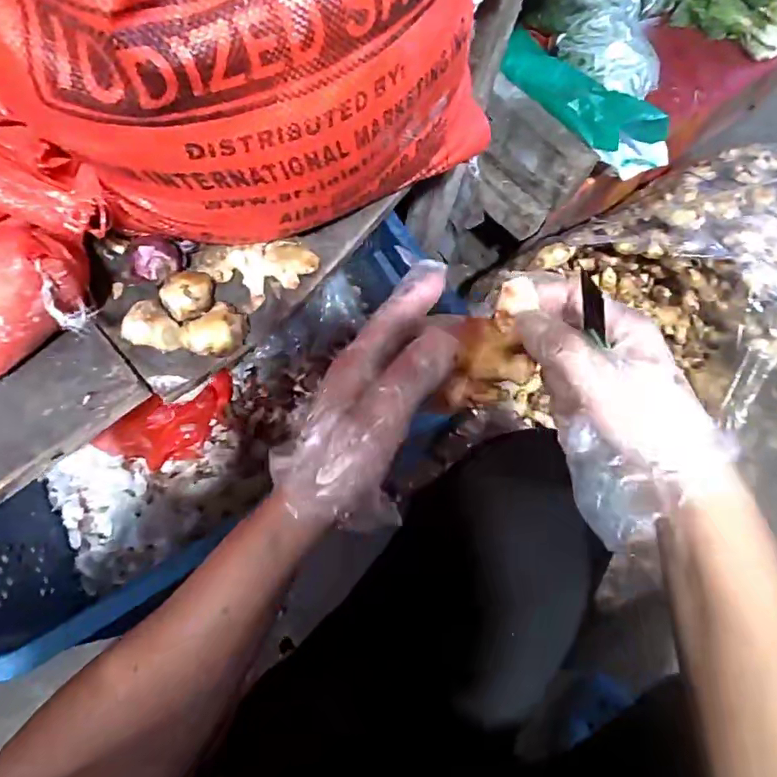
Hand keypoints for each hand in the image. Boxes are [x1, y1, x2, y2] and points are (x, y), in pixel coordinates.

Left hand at [269, 262, 458, 529]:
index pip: (390, 319)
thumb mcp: (382, 414)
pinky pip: (397, 379)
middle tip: (466, 318)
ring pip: (396, 356)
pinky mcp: (361, 412)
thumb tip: (445, 335)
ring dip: (426, 345)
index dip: (415, 296)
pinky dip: (421, 373)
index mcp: (357, 362)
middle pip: (395, 334)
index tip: (440, 274)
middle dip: (428, 320)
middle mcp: (355, 368)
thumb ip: (411, 373)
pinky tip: (435, 383)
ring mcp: (355, 391)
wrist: (310, 502)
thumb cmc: (345, 458)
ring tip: (457, 343)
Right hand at [503, 273, 739, 547]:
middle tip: (504, 339)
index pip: (573, 294)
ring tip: (531, 374)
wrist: (669, 485)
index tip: (502, 303)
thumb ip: (556, 343)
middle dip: (534, 331)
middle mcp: (607, 344)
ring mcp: (596, 375)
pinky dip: (548, 390)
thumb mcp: (598, 375)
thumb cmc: (642, 420)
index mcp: (622, 326)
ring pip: (552, 355)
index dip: (539, 294)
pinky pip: (556, 385)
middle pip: (559, 323)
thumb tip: (520, 313)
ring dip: (539, 364)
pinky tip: (552, 402)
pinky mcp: (585, 402)